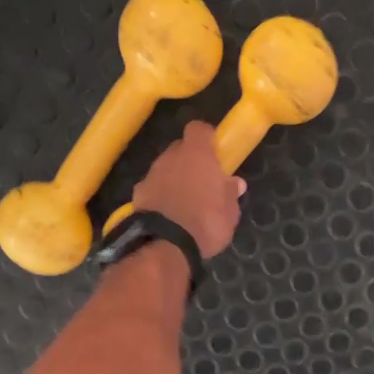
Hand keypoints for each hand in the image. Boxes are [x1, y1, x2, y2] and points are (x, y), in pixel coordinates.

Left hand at [132, 121, 245, 257]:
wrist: (167, 244)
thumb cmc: (207, 223)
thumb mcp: (230, 212)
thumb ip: (231, 193)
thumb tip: (235, 183)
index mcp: (198, 154)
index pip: (199, 128)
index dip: (207, 138)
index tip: (215, 153)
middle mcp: (172, 156)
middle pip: (181, 148)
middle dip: (190, 160)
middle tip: (203, 182)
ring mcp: (152, 173)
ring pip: (166, 168)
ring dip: (175, 178)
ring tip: (186, 203)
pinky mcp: (139, 192)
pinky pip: (154, 187)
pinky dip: (160, 195)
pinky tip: (168, 214)